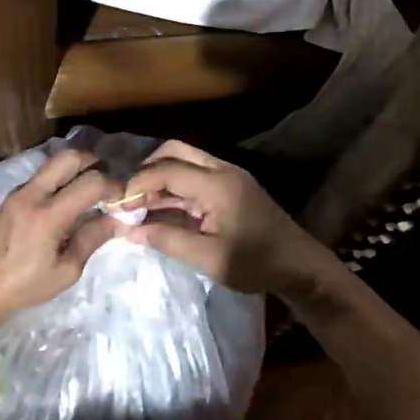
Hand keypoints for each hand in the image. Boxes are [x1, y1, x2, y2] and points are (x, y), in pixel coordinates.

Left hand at [0, 148, 124, 319]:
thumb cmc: (23, 286)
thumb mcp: (65, 271)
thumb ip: (91, 239)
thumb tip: (115, 220)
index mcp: (47, 215)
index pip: (90, 182)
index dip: (114, 185)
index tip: (123, 199)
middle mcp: (31, 194)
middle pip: (68, 157)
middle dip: (94, 163)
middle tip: (106, 184)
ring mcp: (18, 192)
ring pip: (52, 164)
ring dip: (75, 170)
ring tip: (90, 193)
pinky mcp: (10, 197)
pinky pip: (41, 177)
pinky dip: (59, 180)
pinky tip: (68, 202)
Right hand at [124, 140, 349, 299]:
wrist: (301, 268)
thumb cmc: (256, 264)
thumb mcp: (209, 258)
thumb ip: (168, 239)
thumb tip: (129, 230)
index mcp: (217, 185)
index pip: (166, 170)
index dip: (137, 184)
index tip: (117, 205)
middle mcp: (222, 171)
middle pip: (174, 151)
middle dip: (147, 170)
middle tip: (129, 197)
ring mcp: (228, 177)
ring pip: (184, 161)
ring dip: (159, 179)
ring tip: (139, 206)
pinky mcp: (230, 188)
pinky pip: (194, 176)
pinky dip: (173, 187)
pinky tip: (159, 209)